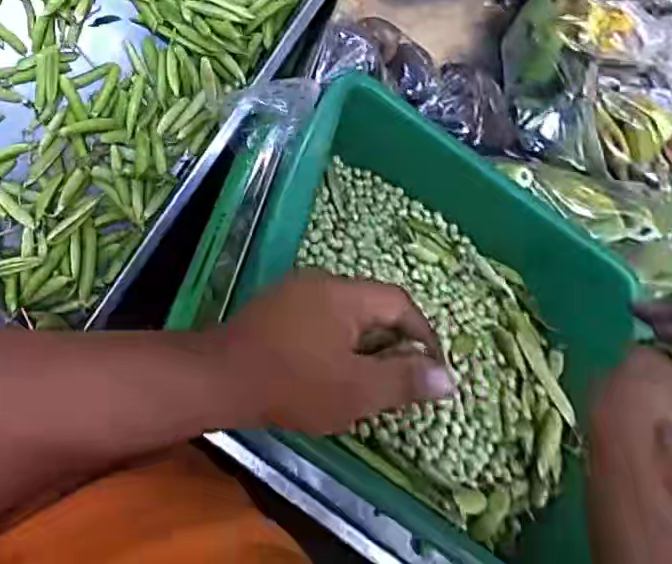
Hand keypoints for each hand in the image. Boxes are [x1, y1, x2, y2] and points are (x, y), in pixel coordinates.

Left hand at [211, 270, 455, 434]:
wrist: (224, 374)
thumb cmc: (296, 382)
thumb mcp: (359, 389)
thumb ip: (405, 379)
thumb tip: (446, 375)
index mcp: (343, 292)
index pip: (399, 301)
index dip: (424, 335)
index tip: (433, 372)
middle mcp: (319, 281)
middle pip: (371, 303)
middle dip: (393, 341)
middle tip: (402, 382)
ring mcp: (293, 291)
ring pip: (344, 312)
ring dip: (364, 343)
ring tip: (369, 382)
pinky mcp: (275, 306)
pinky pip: (319, 317)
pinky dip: (336, 341)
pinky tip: (330, 371)